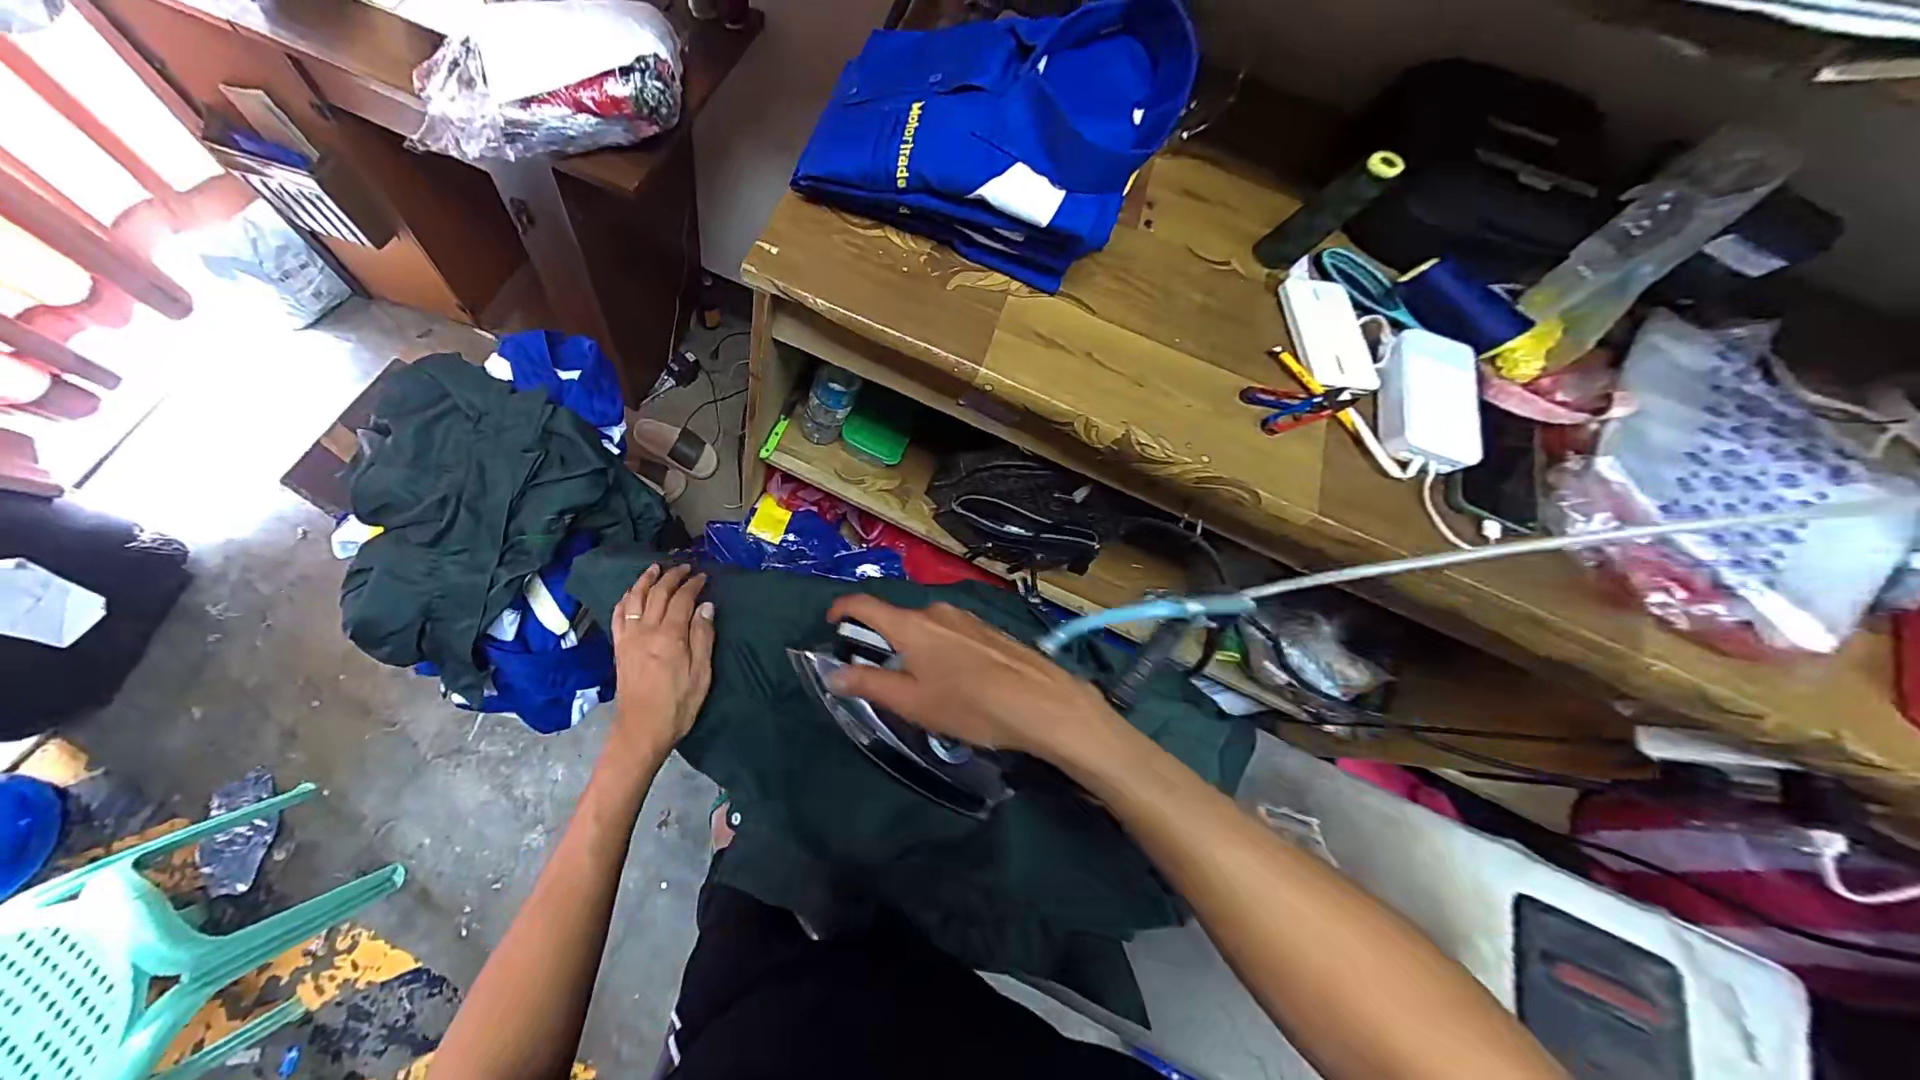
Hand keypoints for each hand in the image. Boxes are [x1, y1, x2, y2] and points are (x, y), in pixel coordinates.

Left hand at [610, 564, 713, 756]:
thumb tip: (705, 606)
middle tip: (684, 567)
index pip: (681, 599)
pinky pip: (619, 615)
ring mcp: (628, 637)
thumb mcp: (701, 673)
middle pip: (657, 593)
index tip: (703, 576)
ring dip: (646, 580)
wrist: (641, 729)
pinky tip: (631, 593)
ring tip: (655, 568)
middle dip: (671, 577)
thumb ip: (703, 637)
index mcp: (670, 636)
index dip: (693, 584)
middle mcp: (645, 630)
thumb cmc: (678, 704)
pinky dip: (626, 599)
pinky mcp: (619, 647)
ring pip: (635, 599)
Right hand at [822, 595, 1119, 761]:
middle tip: (882, 678)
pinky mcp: (988, 629)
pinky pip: (951, 633)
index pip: (864, 604)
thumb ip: (870, 685)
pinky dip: (939, 650)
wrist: (1043, 702)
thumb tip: (834, 674)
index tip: (831, 624)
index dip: (841, 610)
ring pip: (925, 627)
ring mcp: (966, 617)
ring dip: (913, 649)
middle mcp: (937, 610)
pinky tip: (957, 681)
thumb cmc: (970, 706)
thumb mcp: (913, 703)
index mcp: (911, 625)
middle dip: (882, 643)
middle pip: (896, 619)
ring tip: (924, 687)